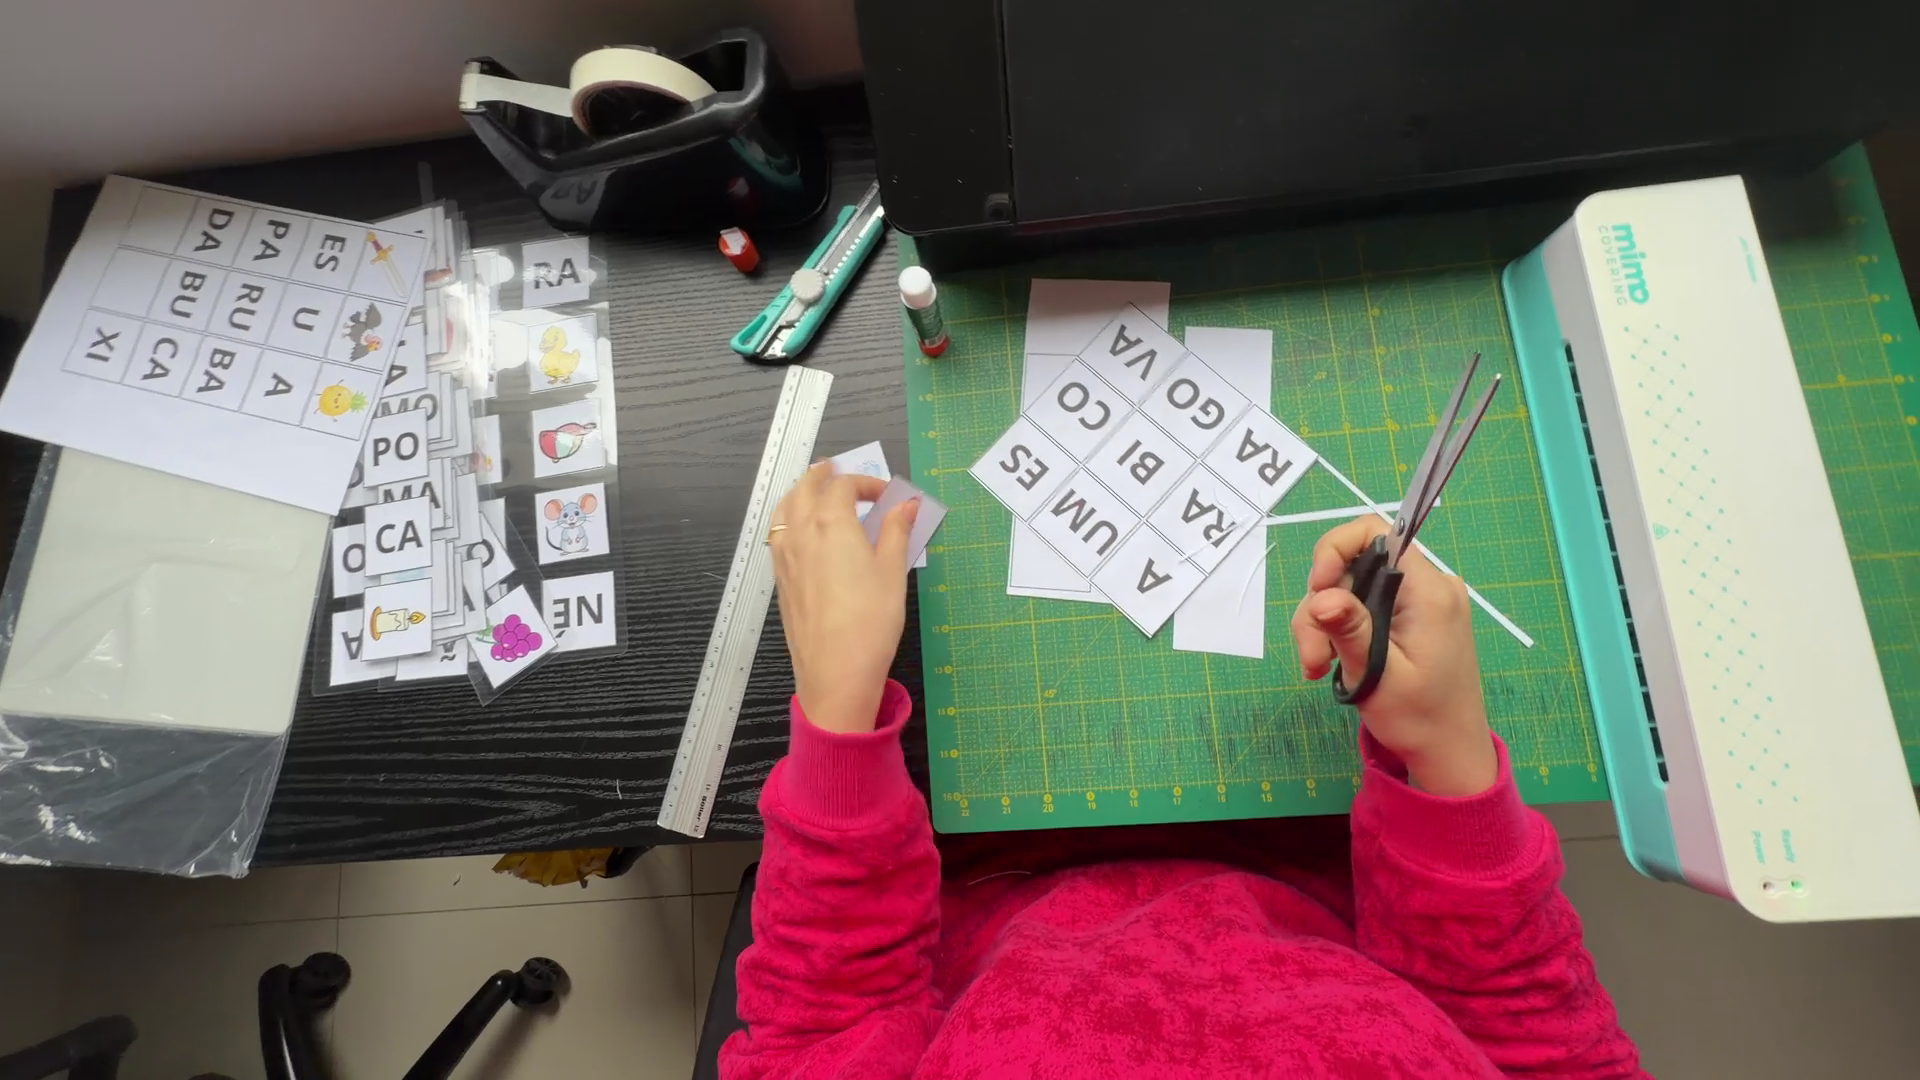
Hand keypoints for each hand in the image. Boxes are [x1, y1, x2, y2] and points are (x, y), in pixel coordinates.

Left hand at [770, 462, 918, 733]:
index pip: (844, 486)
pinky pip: (778, 534)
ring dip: (800, 491)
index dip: (867, 483)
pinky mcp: (781, 579)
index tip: (887, 494)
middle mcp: (801, 532)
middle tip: (836, 468)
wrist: (836, 671)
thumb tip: (908, 504)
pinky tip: (800, 530)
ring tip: (813, 489)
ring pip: (784, 508)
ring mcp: (785, 556)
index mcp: (831, 522)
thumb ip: (898, 531)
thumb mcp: (893, 571)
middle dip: (823, 475)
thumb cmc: (871, 619)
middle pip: (805, 488)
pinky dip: (788, 518)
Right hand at [1289, 516, 1495, 795]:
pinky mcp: (1404, 618)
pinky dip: (1334, 631)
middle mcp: (1424, 588)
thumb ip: (1351, 630)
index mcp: (1428, 594)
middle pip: (1349, 568)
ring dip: (1320, 626)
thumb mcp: (1377, 675)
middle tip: (1310, 653)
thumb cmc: (1419, 719)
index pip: (1374, 534)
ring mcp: (1414, 603)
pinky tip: (1327, 662)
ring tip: (1316, 666)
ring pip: (1344, 590)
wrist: (1447, 754)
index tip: (1316, 587)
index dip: (1335, 550)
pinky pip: (1355, 607)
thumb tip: (1322, 596)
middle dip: (1319, 606)